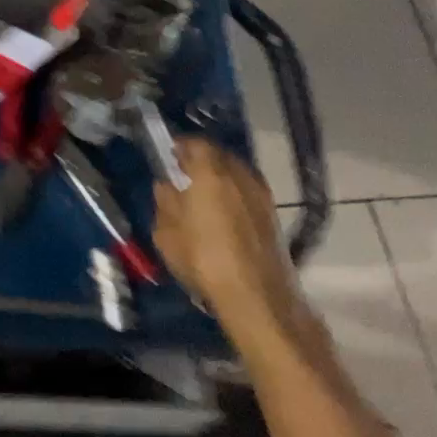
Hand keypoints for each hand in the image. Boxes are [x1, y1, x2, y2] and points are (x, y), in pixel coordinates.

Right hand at [154, 138, 302, 328]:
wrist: (256, 294)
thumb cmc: (202, 258)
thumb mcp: (166, 232)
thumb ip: (166, 202)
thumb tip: (167, 186)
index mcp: (210, 175)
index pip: (196, 143)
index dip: (179, 145)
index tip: (165, 154)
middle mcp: (240, 177)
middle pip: (219, 155)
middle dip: (199, 159)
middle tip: (180, 174)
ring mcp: (261, 195)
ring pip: (236, 172)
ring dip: (218, 176)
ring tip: (199, 194)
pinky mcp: (271, 214)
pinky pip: (246, 190)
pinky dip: (232, 192)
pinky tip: (219, 212)